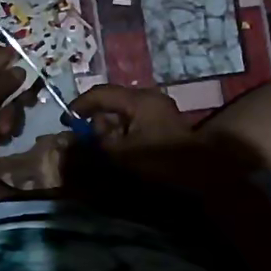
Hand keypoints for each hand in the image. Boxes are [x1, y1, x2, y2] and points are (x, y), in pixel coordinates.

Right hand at [68, 84, 191, 149]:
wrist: (204, 178)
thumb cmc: (161, 161)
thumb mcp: (121, 154)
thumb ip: (94, 145)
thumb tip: (72, 141)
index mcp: (138, 100)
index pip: (101, 93)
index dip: (80, 106)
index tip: (66, 121)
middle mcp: (149, 99)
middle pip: (112, 103)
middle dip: (96, 121)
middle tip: (88, 141)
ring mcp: (159, 112)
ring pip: (123, 115)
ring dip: (109, 131)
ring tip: (104, 151)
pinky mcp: (164, 126)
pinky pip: (134, 124)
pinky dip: (122, 135)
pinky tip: (120, 153)